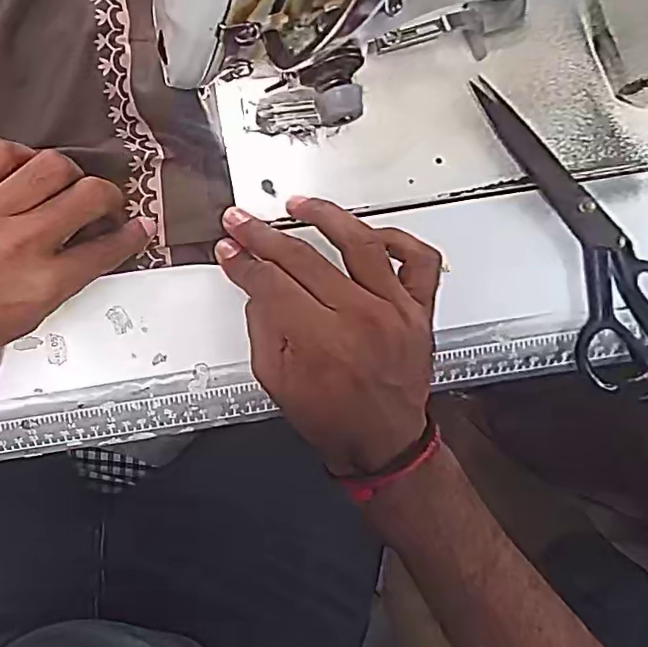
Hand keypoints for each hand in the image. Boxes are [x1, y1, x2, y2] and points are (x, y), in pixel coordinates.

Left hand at [0, 138, 153, 399]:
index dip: (131, 234)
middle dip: (108, 197)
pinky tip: (23, 172)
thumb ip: (71, 276)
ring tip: (64, 186)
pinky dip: (20, 156)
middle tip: (103, 205)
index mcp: (41, 283)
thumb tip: (100, 244)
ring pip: (51, 165)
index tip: (138, 226)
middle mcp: (19, 243)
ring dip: (69, 174)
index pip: (104, 248)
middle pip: (88, 196)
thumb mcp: (34, 314)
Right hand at [216, 197, 443, 475]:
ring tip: (299, 204)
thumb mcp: (275, 379)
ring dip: (323, 215)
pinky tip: (370, 230)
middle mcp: (360, 318)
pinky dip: (396, 237)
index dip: (242, 261)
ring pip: (359, 242)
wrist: (383, 442)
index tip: (230, 249)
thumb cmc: (333, 417)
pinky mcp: (418, 309)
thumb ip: (262, 327)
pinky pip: (417, 259)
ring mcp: (394, 310)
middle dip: (262, 235)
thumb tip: (256, 286)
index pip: (270, 282)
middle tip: (242, 222)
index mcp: (320, 341)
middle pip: (302, 258)